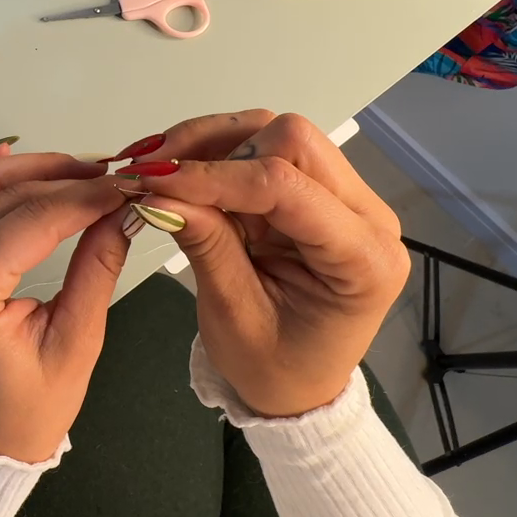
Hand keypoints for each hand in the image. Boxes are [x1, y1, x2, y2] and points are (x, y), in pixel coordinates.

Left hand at [0, 144, 130, 461]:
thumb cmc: (26, 406)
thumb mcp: (74, 342)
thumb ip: (97, 266)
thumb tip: (127, 208)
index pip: (33, 218)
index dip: (86, 195)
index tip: (129, 185)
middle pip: (7, 194)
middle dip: (66, 178)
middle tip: (116, 176)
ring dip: (30, 166)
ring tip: (82, 168)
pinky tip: (13, 155)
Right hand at [125, 113, 409, 417]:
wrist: (297, 387)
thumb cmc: (273, 366)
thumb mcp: (234, 316)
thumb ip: (205, 246)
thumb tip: (156, 192)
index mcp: (362, 259)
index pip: (285, 186)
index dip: (213, 177)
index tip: (152, 181)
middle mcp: (364, 214)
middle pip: (291, 140)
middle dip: (217, 150)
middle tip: (158, 177)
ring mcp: (340, 195)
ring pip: (271, 129)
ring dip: (209, 142)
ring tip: (160, 169)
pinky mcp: (309, 186)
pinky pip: (260, 143)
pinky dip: (213, 148)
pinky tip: (178, 170)